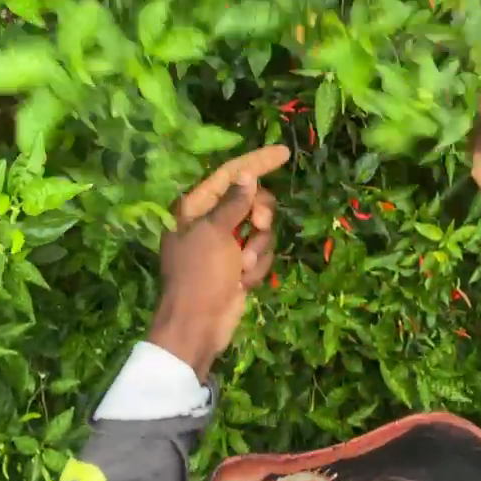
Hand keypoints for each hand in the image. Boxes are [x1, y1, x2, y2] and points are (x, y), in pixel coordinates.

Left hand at [147, 145, 290, 380]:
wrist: (198, 326)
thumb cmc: (199, 275)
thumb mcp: (215, 233)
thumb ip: (234, 202)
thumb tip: (248, 174)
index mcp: (196, 208)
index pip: (231, 174)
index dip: (257, 162)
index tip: (284, 153)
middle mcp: (212, 221)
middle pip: (252, 200)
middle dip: (260, 215)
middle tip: (258, 226)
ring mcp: (227, 244)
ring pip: (262, 228)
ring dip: (258, 248)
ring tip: (243, 267)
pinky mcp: (240, 265)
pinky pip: (263, 252)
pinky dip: (258, 267)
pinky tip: (244, 282)